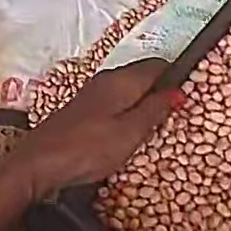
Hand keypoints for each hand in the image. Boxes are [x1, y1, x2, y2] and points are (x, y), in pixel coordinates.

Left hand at [9, 59, 181, 200]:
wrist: (39, 163)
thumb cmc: (89, 149)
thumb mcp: (130, 132)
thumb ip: (155, 110)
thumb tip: (178, 91)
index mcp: (121, 80)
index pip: (158, 66)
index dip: (177, 78)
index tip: (191, 96)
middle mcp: (106, 80)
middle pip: (143, 77)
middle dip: (162, 91)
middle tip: (179, 115)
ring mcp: (92, 95)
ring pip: (128, 91)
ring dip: (145, 103)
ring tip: (159, 126)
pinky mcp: (83, 110)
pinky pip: (115, 103)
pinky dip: (129, 112)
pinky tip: (132, 132)